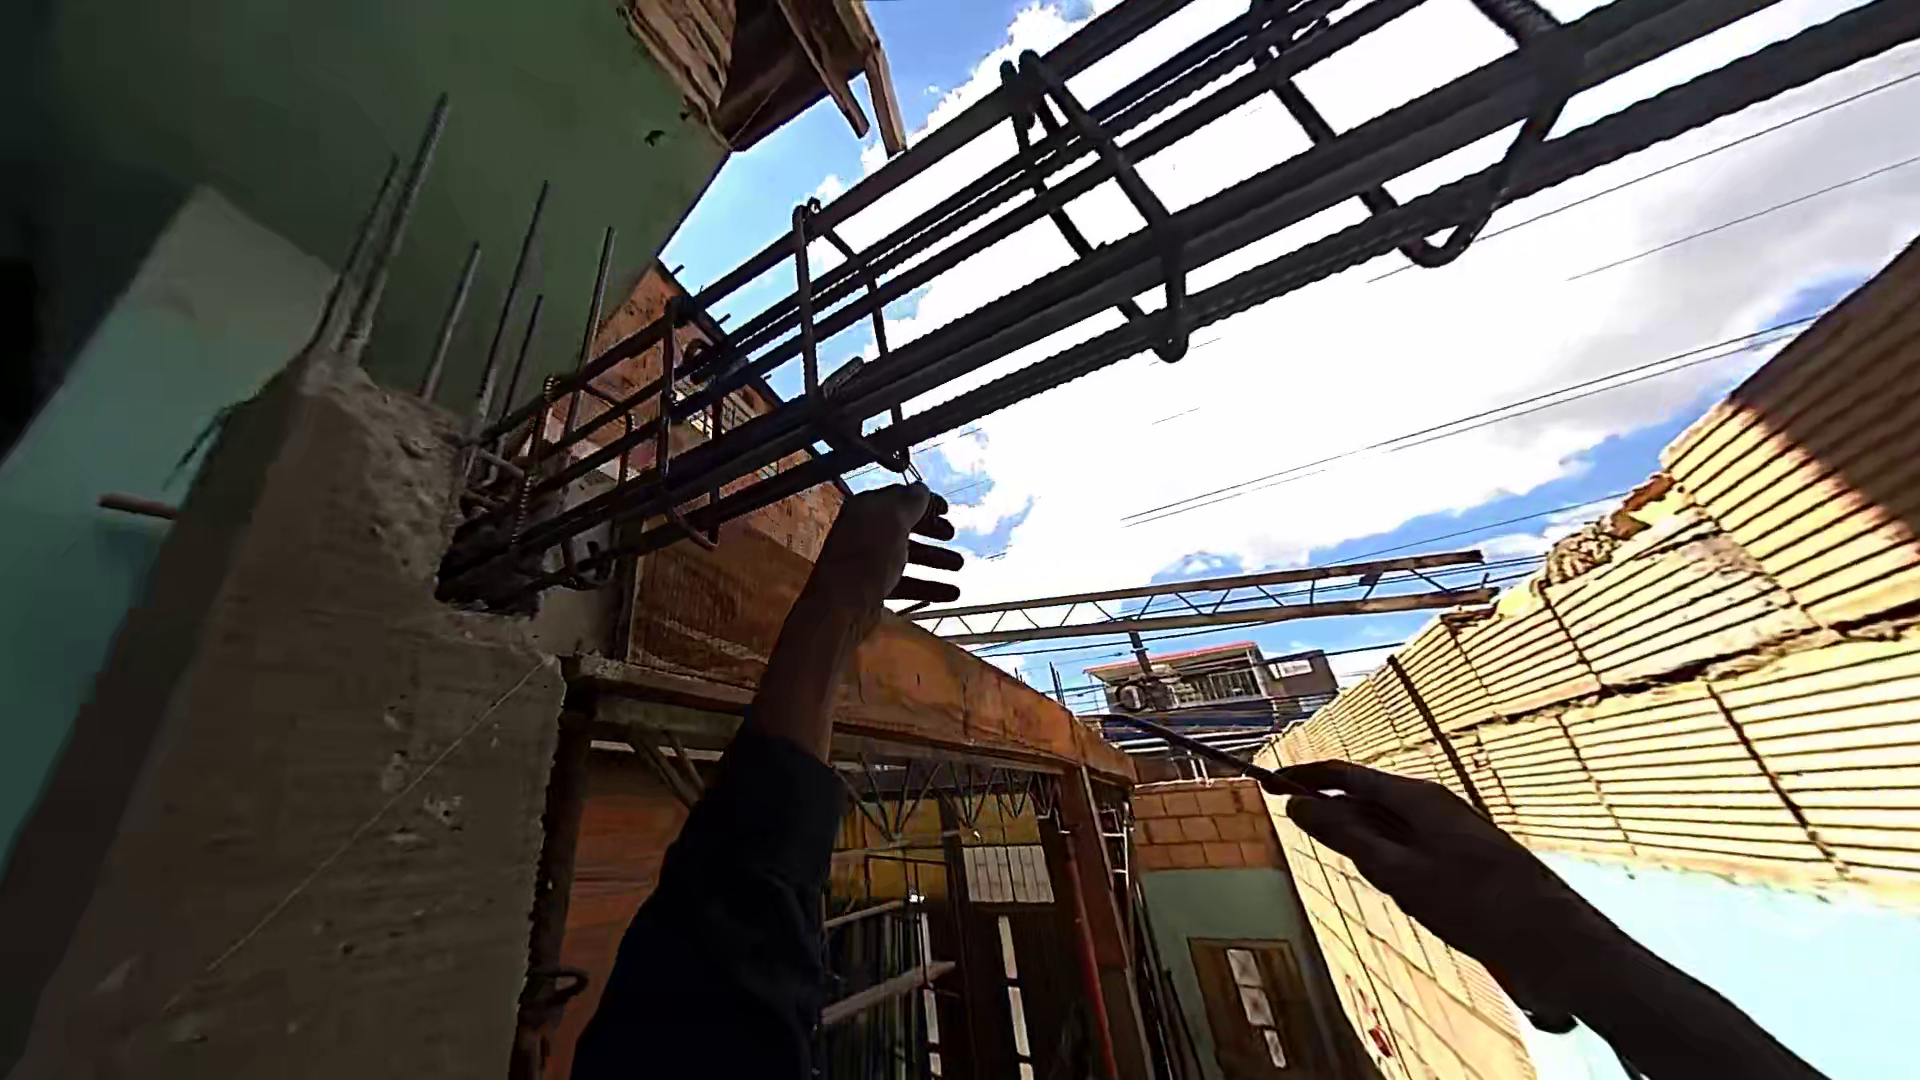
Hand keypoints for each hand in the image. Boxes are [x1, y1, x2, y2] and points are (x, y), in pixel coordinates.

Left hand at [801, 482, 960, 638]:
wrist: (842, 605)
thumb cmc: (869, 555)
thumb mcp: (894, 519)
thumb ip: (911, 501)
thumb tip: (921, 489)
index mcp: (867, 509)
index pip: (899, 498)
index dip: (925, 502)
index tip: (948, 510)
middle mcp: (865, 532)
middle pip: (904, 527)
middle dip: (931, 530)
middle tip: (951, 534)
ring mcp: (868, 561)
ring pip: (907, 556)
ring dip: (936, 559)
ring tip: (959, 565)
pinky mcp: (874, 588)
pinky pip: (906, 583)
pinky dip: (929, 586)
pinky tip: (951, 593)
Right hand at [1279, 761, 1616, 1026]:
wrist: (1573, 955)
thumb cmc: (1480, 907)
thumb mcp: (1397, 872)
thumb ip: (1342, 835)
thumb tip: (1294, 803)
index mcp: (1414, 796)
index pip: (1341, 773)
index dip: (1300, 776)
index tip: (1266, 782)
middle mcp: (1431, 803)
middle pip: (1363, 797)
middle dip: (1334, 816)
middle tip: (1314, 842)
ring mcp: (1450, 828)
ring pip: (1386, 825)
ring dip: (1366, 845)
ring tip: (1380, 883)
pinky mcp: (1465, 854)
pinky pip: (1409, 845)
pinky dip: (1392, 860)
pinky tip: (1409, 894)